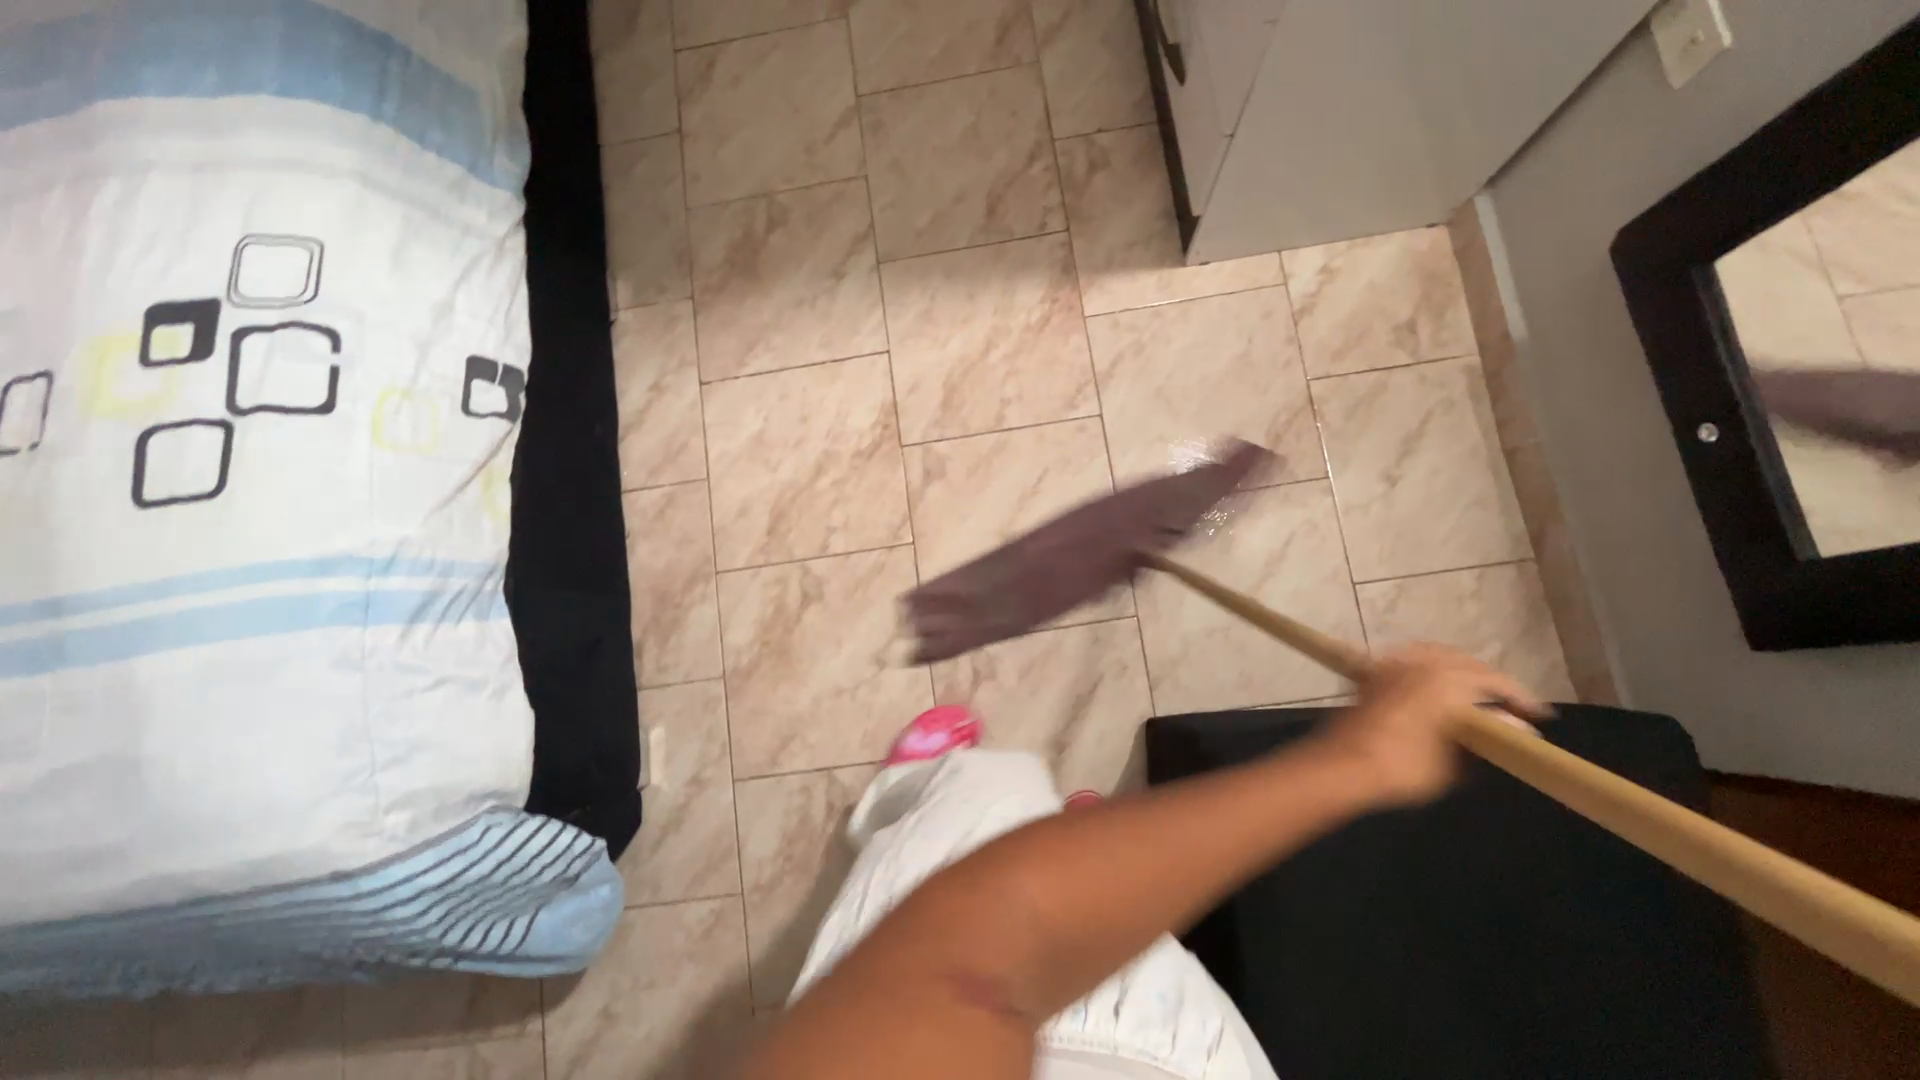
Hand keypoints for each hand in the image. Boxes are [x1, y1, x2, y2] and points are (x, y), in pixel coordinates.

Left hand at [1314, 644, 1548, 807]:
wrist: (1343, 765)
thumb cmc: (1403, 767)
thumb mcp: (1454, 761)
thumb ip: (1484, 738)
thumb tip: (1512, 725)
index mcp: (1448, 680)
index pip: (1494, 679)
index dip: (1520, 696)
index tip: (1537, 713)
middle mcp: (1420, 663)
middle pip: (1465, 663)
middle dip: (1488, 682)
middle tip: (1505, 705)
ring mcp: (1392, 665)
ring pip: (1435, 656)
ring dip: (1457, 670)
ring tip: (1473, 694)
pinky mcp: (1371, 674)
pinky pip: (1407, 662)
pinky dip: (1426, 669)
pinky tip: (1431, 684)